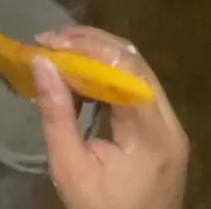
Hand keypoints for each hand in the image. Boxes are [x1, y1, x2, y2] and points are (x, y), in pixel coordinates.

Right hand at [30, 27, 188, 208]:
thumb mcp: (70, 168)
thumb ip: (57, 113)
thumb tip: (40, 61)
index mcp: (152, 134)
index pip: (125, 68)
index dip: (85, 46)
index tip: (48, 43)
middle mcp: (169, 123)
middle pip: (133, 61)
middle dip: (88, 43)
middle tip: (49, 41)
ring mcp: (169, 126)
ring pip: (135, 68)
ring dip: (95, 54)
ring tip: (58, 52)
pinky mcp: (162, 131)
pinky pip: (135, 86)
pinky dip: (105, 73)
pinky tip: (78, 75)